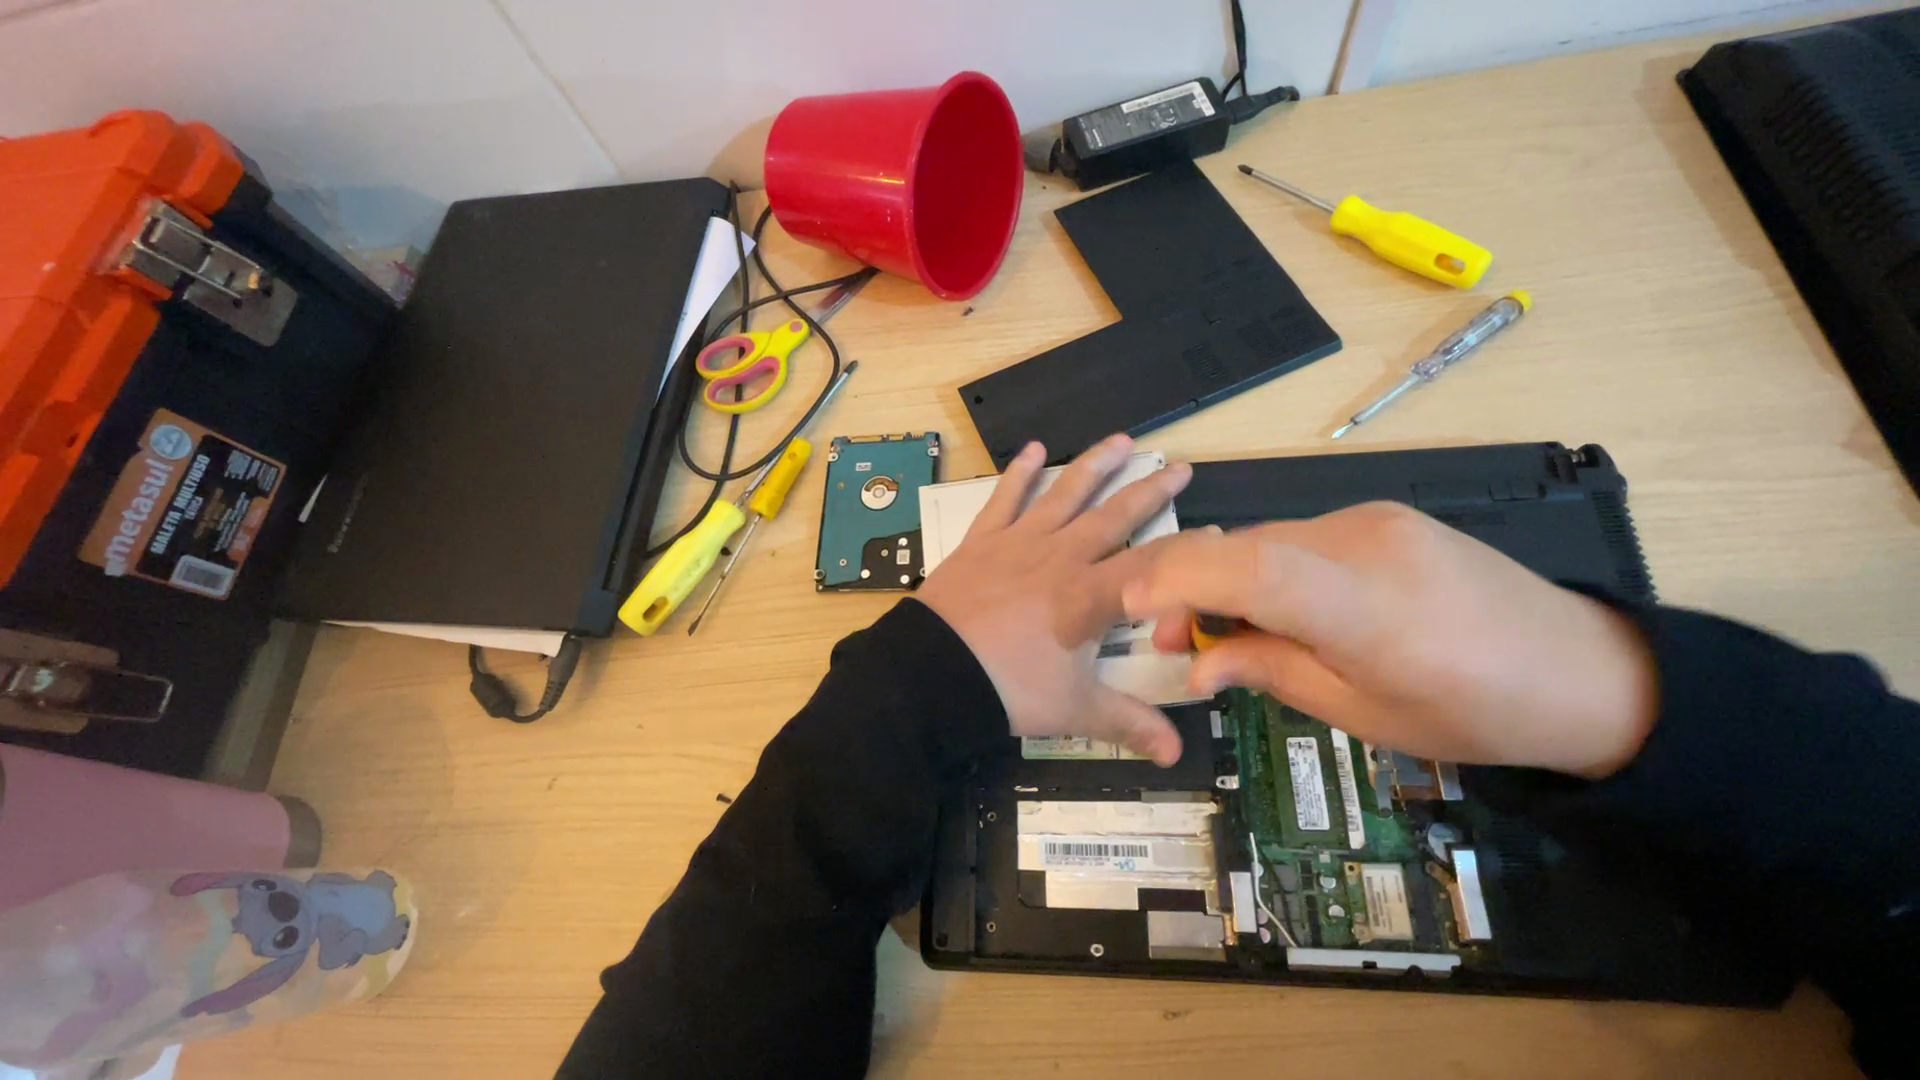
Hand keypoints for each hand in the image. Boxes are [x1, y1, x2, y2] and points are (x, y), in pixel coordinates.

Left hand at [918, 435, 1192, 764]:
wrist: (933, 674)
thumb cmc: (1009, 689)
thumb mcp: (1075, 710)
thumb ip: (1128, 724)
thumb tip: (1175, 755)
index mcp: (1091, 596)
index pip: (1154, 567)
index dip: (1190, 551)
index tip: (1218, 531)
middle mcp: (1062, 557)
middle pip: (1116, 517)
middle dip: (1150, 492)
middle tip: (1179, 468)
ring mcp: (1020, 542)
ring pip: (1065, 495)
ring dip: (1095, 466)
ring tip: (1121, 440)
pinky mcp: (982, 540)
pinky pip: (1004, 499)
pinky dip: (1019, 473)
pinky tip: (1032, 448)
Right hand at [1121, 502, 1656, 778]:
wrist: (1585, 670)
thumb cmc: (1472, 713)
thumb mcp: (1361, 712)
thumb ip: (1270, 671)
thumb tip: (1195, 664)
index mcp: (1365, 605)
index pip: (1250, 566)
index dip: (1178, 575)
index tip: (1125, 600)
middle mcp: (1364, 541)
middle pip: (1244, 547)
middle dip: (1188, 586)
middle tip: (1161, 636)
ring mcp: (1375, 519)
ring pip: (1266, 540)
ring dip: (1227, 580)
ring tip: (1216, 632)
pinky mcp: (1383, 517)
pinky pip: (1300, 539)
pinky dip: (1267, 571)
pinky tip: (1274, 610)